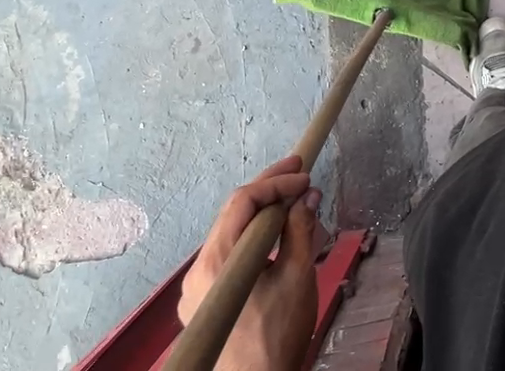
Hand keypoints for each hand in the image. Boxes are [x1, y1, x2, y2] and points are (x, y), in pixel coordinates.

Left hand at [177, 156, 324, 370]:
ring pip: (230, 233)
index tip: (305, 176)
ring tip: (292, 198)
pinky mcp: (204, 300)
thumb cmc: (277, 334)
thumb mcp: (297, 276)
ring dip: (262, 211)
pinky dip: (253, 235)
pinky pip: (229, 253)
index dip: (275, 182)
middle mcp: (198, 270)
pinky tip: (275, 232)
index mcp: (216, 262)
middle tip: (299, 171)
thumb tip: (307, 196)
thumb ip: (300, 230)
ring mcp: (197, 287)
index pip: (242, 202)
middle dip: (268, 188)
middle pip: (232, 214)